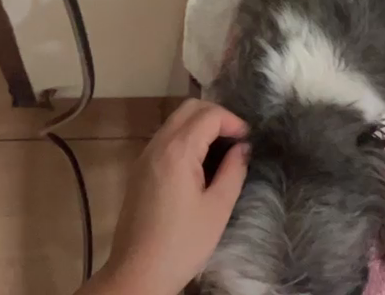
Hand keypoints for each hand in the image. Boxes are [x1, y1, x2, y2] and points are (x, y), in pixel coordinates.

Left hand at [88, 99, 250, 294]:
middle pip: (189, 108)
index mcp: (177, 150)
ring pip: (175, 121)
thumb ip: (233, 171)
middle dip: (216, 116)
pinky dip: (185, 137)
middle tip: (235, 139)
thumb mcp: (217, 209)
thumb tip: (243, 148)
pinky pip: (165, 138)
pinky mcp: (139, 170)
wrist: (137, 275)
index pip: (209, 115)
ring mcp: (145, 156)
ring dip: (199, 125)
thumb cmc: (182, 244)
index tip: (248, 141)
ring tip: (220, 150)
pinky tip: (198, 163)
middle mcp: (158, 144)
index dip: (233, 121)